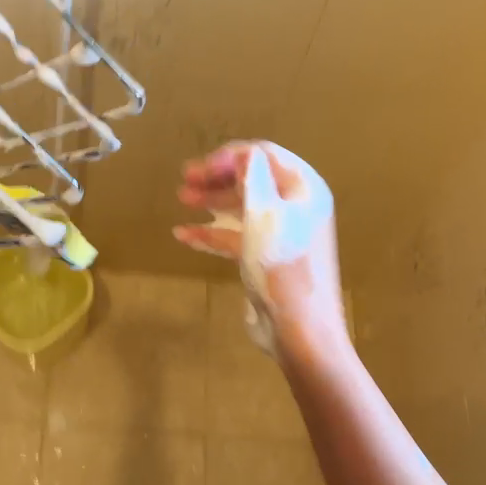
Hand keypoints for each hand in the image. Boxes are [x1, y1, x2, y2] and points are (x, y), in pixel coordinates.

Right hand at [174, 142, 351, 366]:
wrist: (299, 330)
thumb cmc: (282, 267)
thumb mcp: (264, 214)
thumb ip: (252, 177)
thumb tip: (244, 154)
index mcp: (303, 189)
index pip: (265, 156)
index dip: (230, 157)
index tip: (199, 169)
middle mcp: (295, 206)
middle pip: (252, 179)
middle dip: (217, 177)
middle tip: (184, 180)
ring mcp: (281, 234)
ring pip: (242, 207)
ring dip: (212, 202)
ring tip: (182, 199)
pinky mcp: (266, 258)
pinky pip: (237, 236)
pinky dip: (213, 233)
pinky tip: (184, 235)